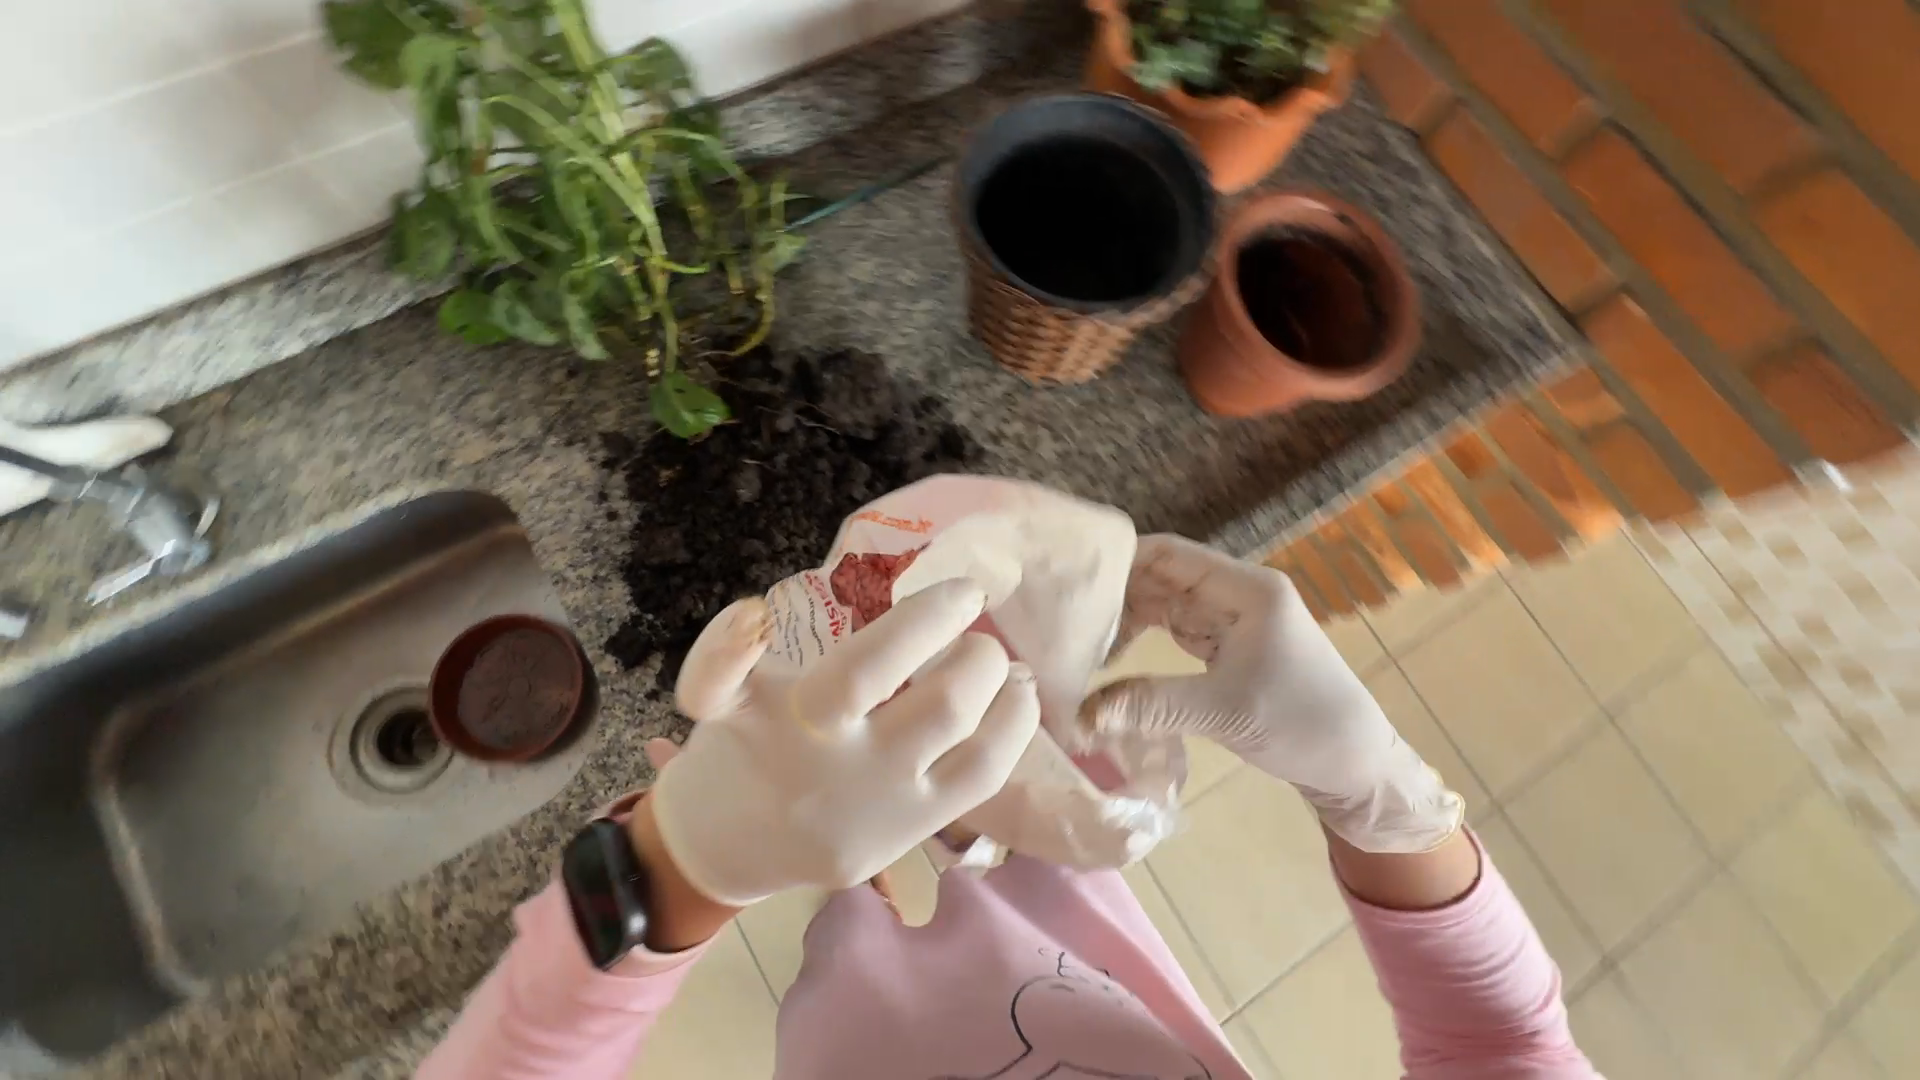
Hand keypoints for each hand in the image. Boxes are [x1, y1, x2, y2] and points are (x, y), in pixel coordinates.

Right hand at [650, 578, 1041, 905]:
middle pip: (944, 711)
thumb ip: (728, 652)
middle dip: (979, 659)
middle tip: (977, 634)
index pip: (870, 668)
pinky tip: (1016, 702)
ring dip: (1006, 697)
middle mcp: (852, 777)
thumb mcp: (713, 696)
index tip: (965, 589)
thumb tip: (755, 611)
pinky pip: (980, 790)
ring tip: (1004, 667)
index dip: (927, 622)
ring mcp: (889, 817)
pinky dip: (1011, 735)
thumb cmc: (733, 753)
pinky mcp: (911, 839)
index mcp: (799, 728)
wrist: (724, 849)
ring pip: (979, 757)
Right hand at [1081, 534, 1462, 852]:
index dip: (1121, 561)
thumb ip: (1150, 704)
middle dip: (1116, 592)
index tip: (1076, 582)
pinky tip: (1112, 656)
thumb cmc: (1302, 725)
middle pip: (1162, 575)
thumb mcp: (1223, 711)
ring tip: (1081, 638)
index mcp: (1247, 590)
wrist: (1354, 765)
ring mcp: (1230, 619)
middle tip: (1067, 616)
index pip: (1171, 555)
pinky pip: (1172, 628)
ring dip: (1125, 617)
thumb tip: (1080, 715)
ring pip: (1163, 602)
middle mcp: (1236, 594)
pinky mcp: (1225, 645)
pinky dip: (1141, 637)